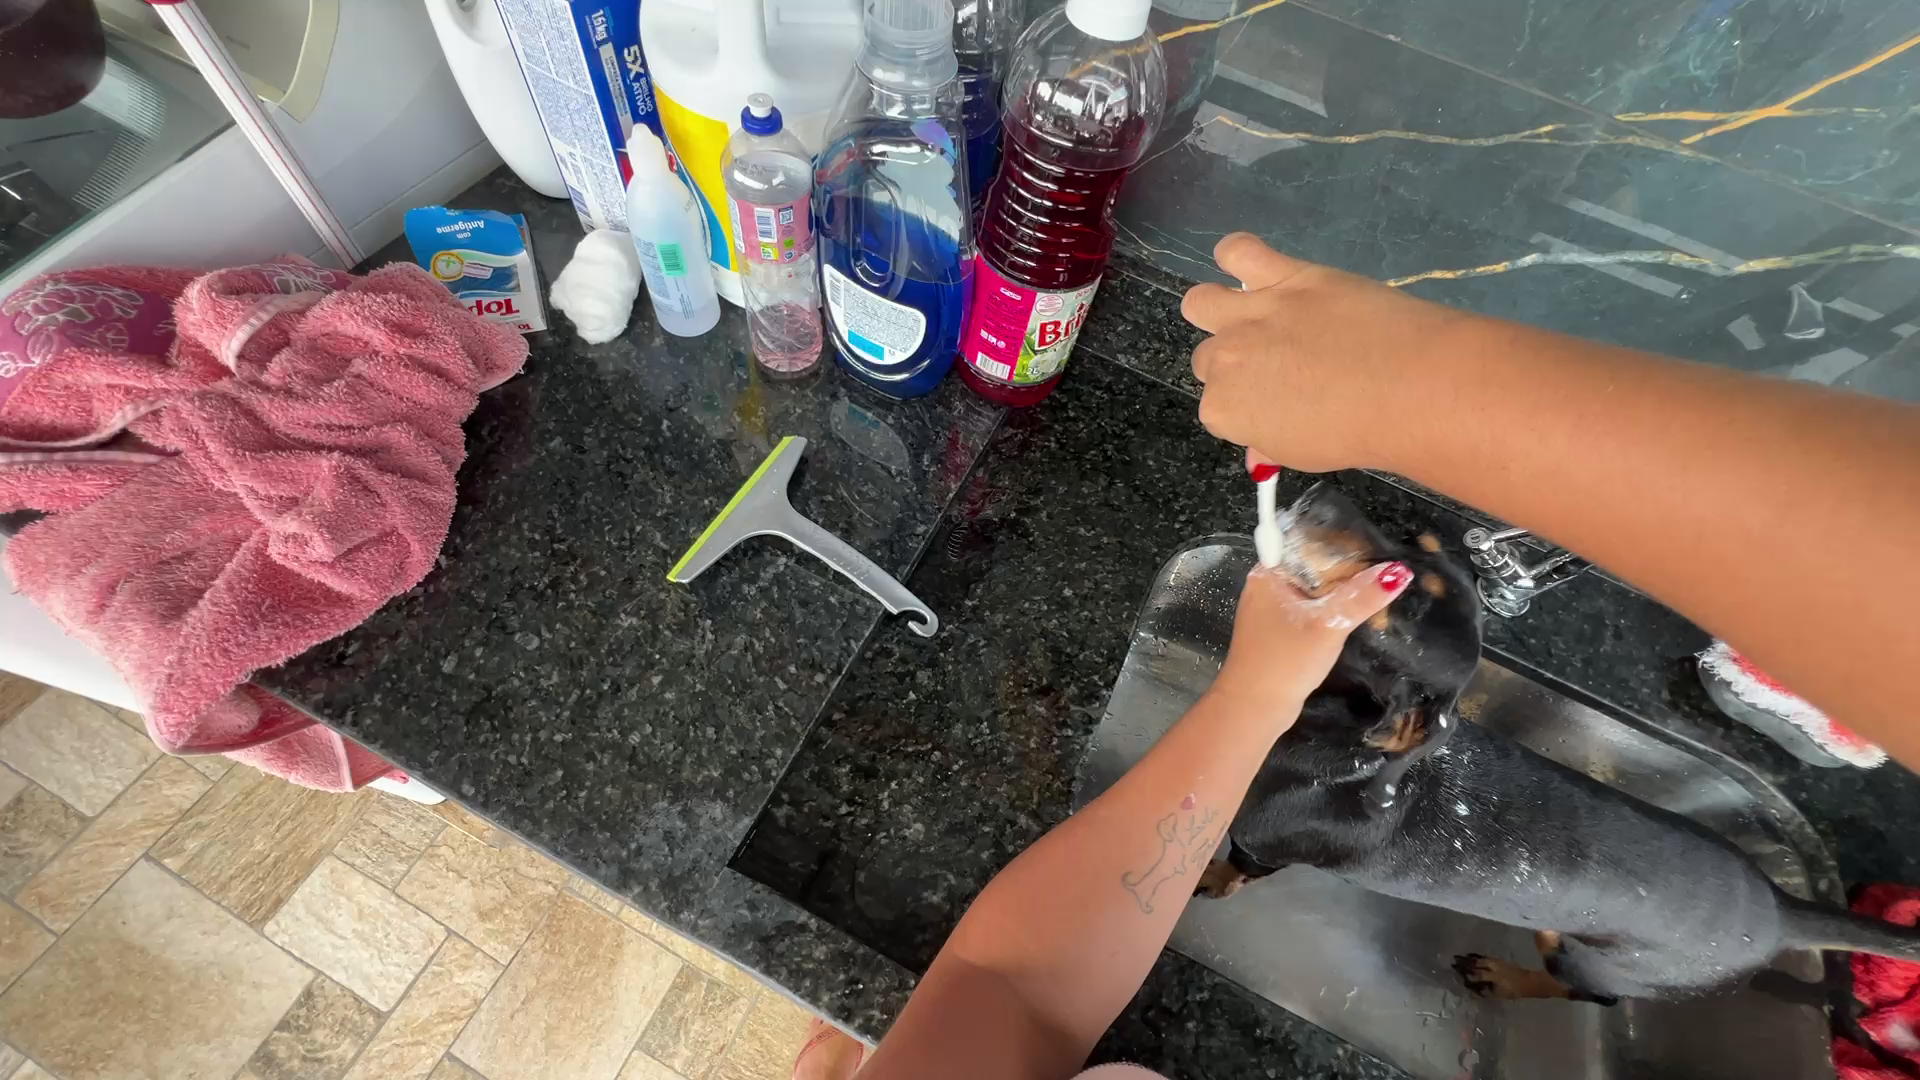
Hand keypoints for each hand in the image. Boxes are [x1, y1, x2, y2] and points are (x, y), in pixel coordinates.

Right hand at [1182, 234, 1472, 472]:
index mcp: (1222, 409)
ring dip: (1213, 310)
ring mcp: (1250, 314)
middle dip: (1233, 363)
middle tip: (1273, 366)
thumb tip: (1259, 444)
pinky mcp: (1285, 275)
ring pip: (1200, 302)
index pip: (1216, 405)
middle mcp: (1224, 360)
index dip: (1243, 405)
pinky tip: (1241, 262)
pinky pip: (1238, 251)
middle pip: (1208, 357)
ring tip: (1245, 314)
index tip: (1270, 406)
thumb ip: (1267, 442)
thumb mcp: (1299, 453)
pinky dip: (1234, 254)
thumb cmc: (1354, 432)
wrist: (1410, 387)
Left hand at [1207, 560, 1411, 722]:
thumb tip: (1398, 571)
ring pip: (1313, 589)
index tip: (1374, 543)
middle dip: (1345, 568)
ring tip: (1380, 586)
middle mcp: (1266, 586)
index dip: (1339, 542)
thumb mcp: (1329, 624)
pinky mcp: (1280, 630)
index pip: (1305, 542)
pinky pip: (1311, 609)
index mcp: (1269, 574)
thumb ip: (1362, 597)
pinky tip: (1356, 613)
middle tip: (1387, 565)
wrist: (1255, 704)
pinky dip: (1332, 610)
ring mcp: (1271, 609)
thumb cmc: (1285, 659)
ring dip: (1341, 591)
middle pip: (1312, 566)